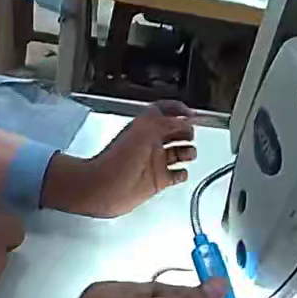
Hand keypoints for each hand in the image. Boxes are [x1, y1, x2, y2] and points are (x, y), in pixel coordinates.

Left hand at [42, 100, 197, 217]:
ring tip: (190, 153)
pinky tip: (183, 172)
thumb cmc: (117, 160)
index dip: (179, 110)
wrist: (103, 187)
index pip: (165, 111)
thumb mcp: (147, 131)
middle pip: (175, 132)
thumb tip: (186, 122)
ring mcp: (153, 162)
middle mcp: (150, 143)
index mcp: (145, 127)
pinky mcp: (156, 181)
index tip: (192, 113)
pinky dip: (182, 173)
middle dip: (187, 131)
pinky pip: (175, 175)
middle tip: (192, 134)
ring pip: (178, 153)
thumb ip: (169, 123)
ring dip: (188, 152)